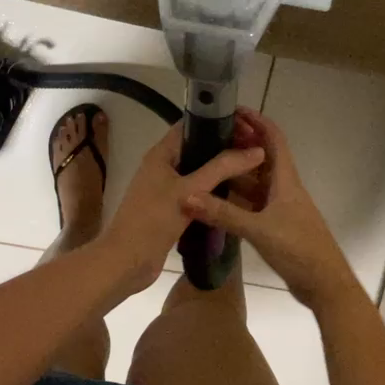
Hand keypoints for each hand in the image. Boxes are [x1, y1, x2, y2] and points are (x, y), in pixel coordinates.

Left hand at [97, 124, 265, 292]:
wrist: (126, 262)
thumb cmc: (153, 220)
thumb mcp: (189, 190)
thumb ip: (222, 168)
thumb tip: (257, 151)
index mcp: (161, 154)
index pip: (191, 125)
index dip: (218, 122)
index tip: (247, 128)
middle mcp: (163, 167)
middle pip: (198, 149)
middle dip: (225, 148)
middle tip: (256, 151)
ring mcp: (166, 189)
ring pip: (199, 174)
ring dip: (221, 173)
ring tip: (252, 172)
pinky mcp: (171, 210)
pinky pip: (197, 195)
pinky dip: (214, 193)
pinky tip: (237, 198)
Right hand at [179, 108, 362, 312]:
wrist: (324, 284)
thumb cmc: (298, 249)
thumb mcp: (258, 230)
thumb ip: (223, 214)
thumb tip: (187, 197)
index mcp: (286, 180)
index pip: (273, 139)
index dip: (257, 121)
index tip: (233, 110)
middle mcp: (284, 188)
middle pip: (262, 158)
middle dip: (240, 145)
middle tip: (209, 137)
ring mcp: (281, 207)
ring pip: (256, 182)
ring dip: (236, 172)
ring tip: (207, 164)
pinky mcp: (276, 225)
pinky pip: (253, 203)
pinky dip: (237, 198)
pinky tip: (217, 198)